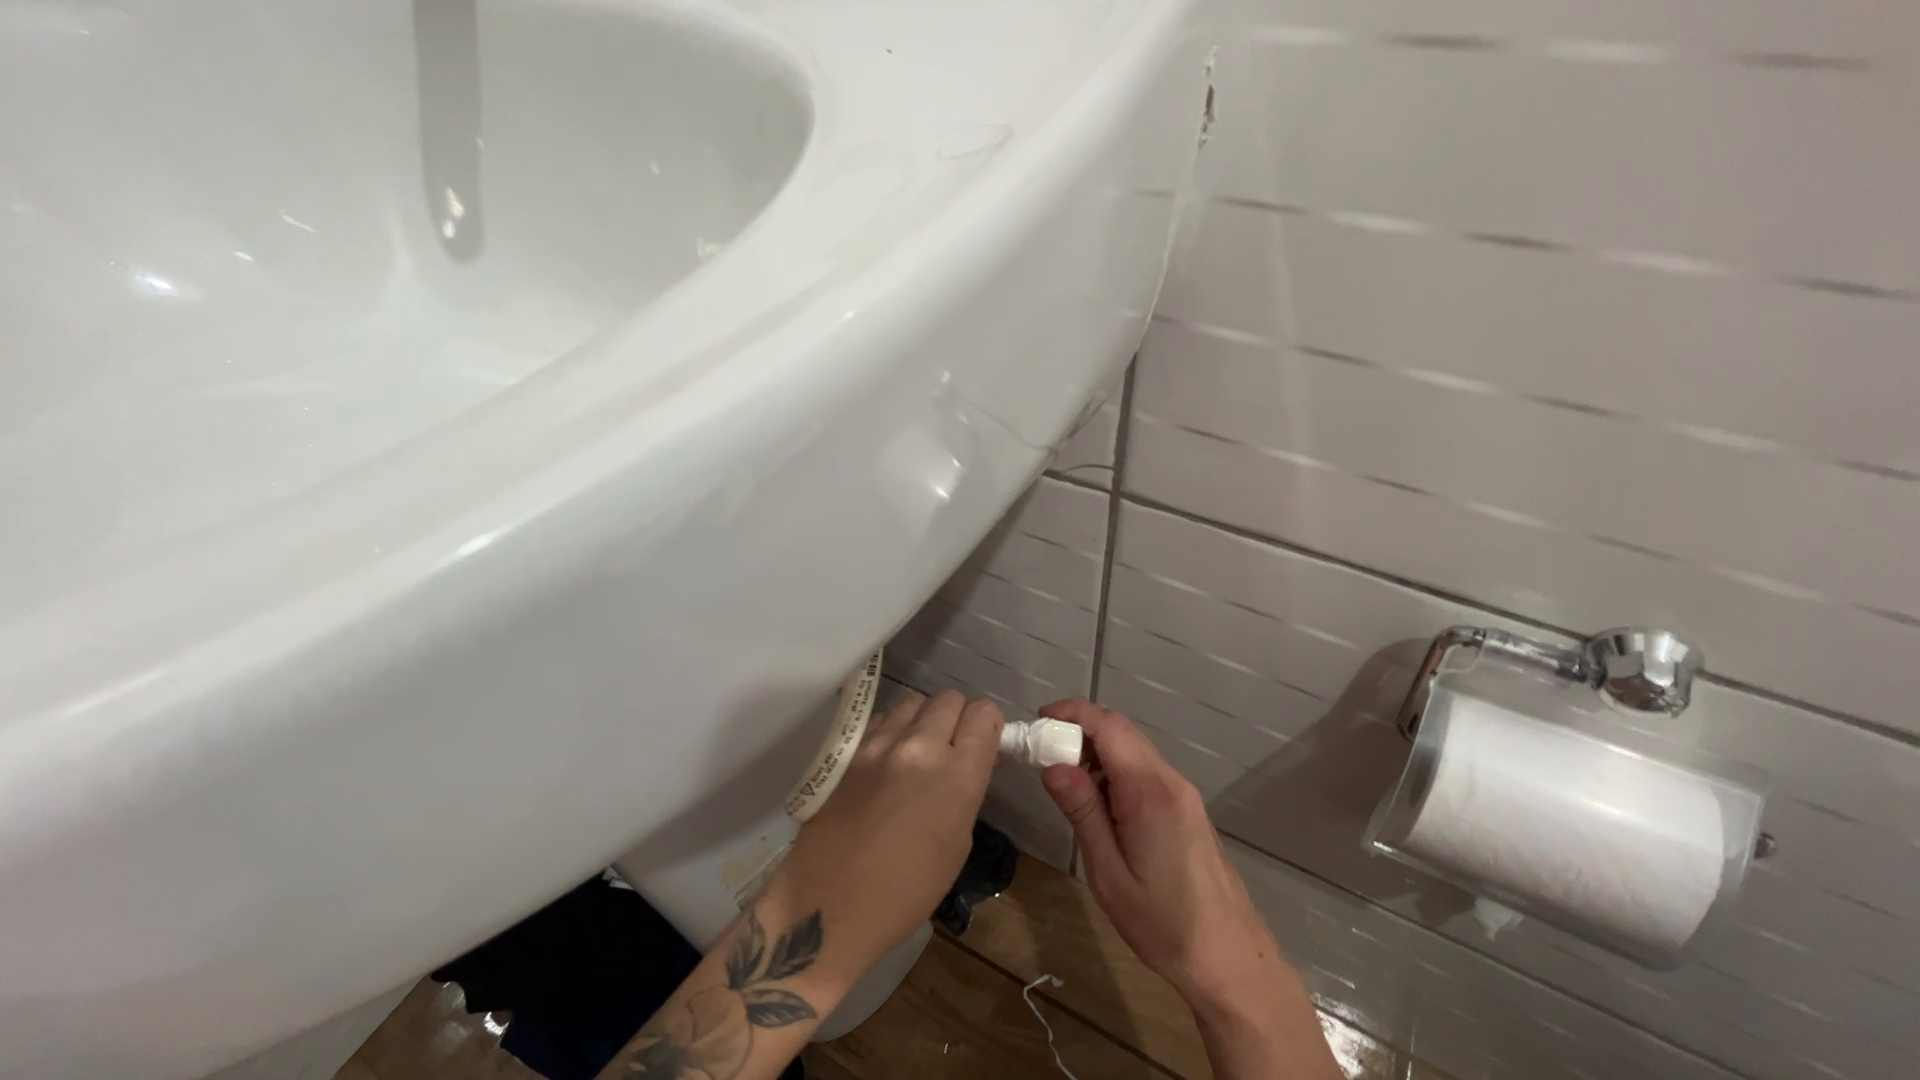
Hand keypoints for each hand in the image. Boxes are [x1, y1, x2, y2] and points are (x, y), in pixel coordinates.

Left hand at [769, 690, 1003, 982]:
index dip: (989, 726)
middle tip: (953, 747)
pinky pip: (881, 720)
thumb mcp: (957, 843)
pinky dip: (893, 730)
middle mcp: (918, 747)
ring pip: (914, 702)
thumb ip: (967, 788)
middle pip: (949, 699)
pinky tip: (888, 760)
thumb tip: (974, 759)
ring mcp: (877, 745)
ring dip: (924, 719)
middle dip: (959, 718)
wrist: (828, 906)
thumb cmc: (906, 891)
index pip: (983, 714)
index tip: (985, 744)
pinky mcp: (848, 750)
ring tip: (919, 751)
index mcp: (955, 775)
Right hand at [1036, 700, 1285, 1007]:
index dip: (1072, 714)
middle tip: (1039, 754)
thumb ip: (1083, 812)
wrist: (1230, 959)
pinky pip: (1144, 773)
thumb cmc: (1163, 924)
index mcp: (1151, 792)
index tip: (1037, 721)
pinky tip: (1095, 802)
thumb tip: (1053, 765)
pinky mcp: (1186, 810)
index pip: (1109, 727)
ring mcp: (1183, 795)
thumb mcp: (1108, 873)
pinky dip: (1114, 772)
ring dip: (1095, 753)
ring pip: (1133, 752)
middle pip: (1121, 733)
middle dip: (1078, 732)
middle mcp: (1171, 782)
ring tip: (1060, 780)